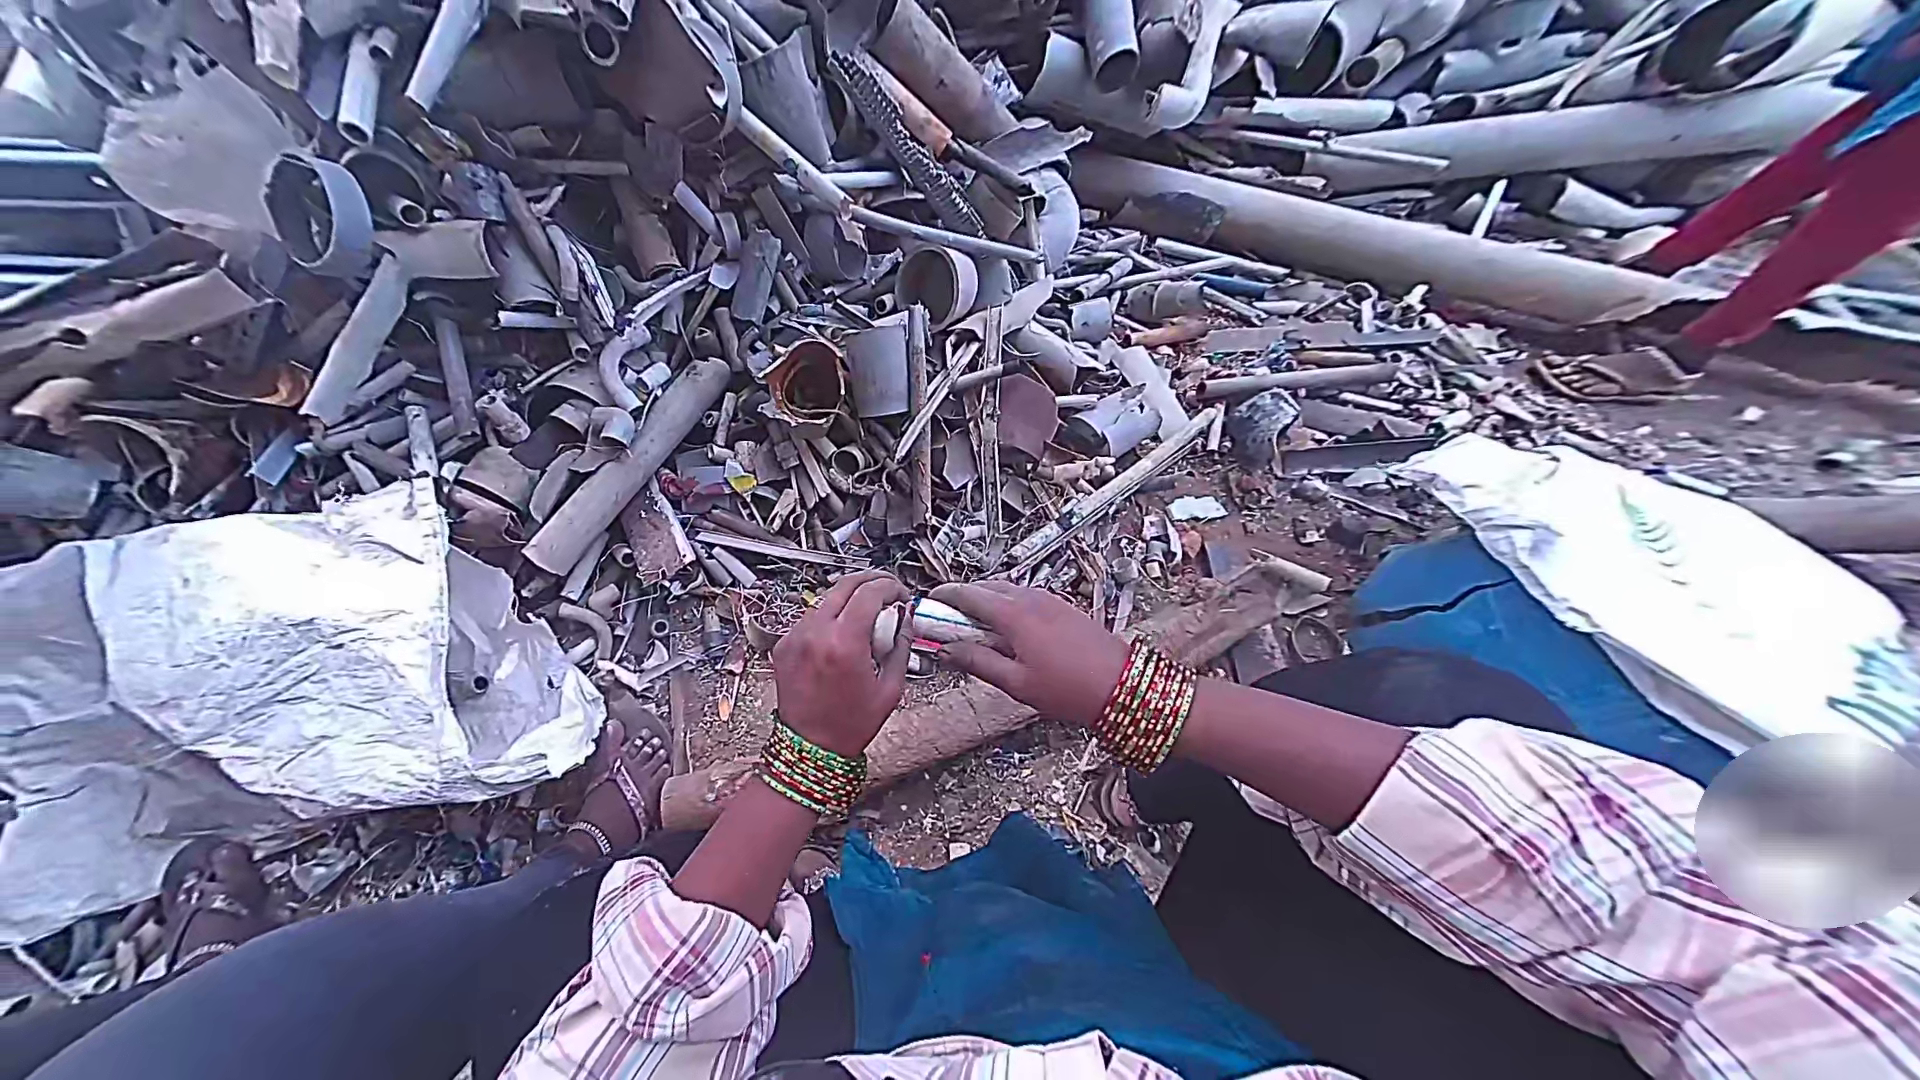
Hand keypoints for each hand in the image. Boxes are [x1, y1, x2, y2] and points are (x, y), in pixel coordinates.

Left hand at [771, 570, 910, 756]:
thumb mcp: (890, 687)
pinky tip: (844, 634)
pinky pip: (812, 617)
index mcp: (844, 643)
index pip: (870, 592)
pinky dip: (831, 617)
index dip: (891, 587)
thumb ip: (901, 645)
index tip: (900, 595)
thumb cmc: (848, 725)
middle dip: (872, 582)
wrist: (810, 749)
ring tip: (868, 618)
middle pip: (846, 584)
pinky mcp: (784, 644)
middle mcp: (815, 634)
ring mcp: (795, 637)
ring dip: (851, 599)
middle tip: (887, 593)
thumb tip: (906, 617)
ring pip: (827, 598)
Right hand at [928, 582, 1127, 727]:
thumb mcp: (1015, 682)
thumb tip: (948, 652)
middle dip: (961, 602)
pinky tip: (1005, 633)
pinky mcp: (1060, 605)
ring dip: (983, 604)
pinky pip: (1022, 597)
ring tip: (975, 633)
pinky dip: (1005, 607)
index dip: (942, 598)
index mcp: (1014, 614)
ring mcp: (1048, 599)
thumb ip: (977, 662)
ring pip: (1003, 591)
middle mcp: (1030, 598)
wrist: (1121, 685)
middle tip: (947, 625)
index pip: (966, 594)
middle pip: (983, 588)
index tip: (927, 607)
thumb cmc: (1071, 688)